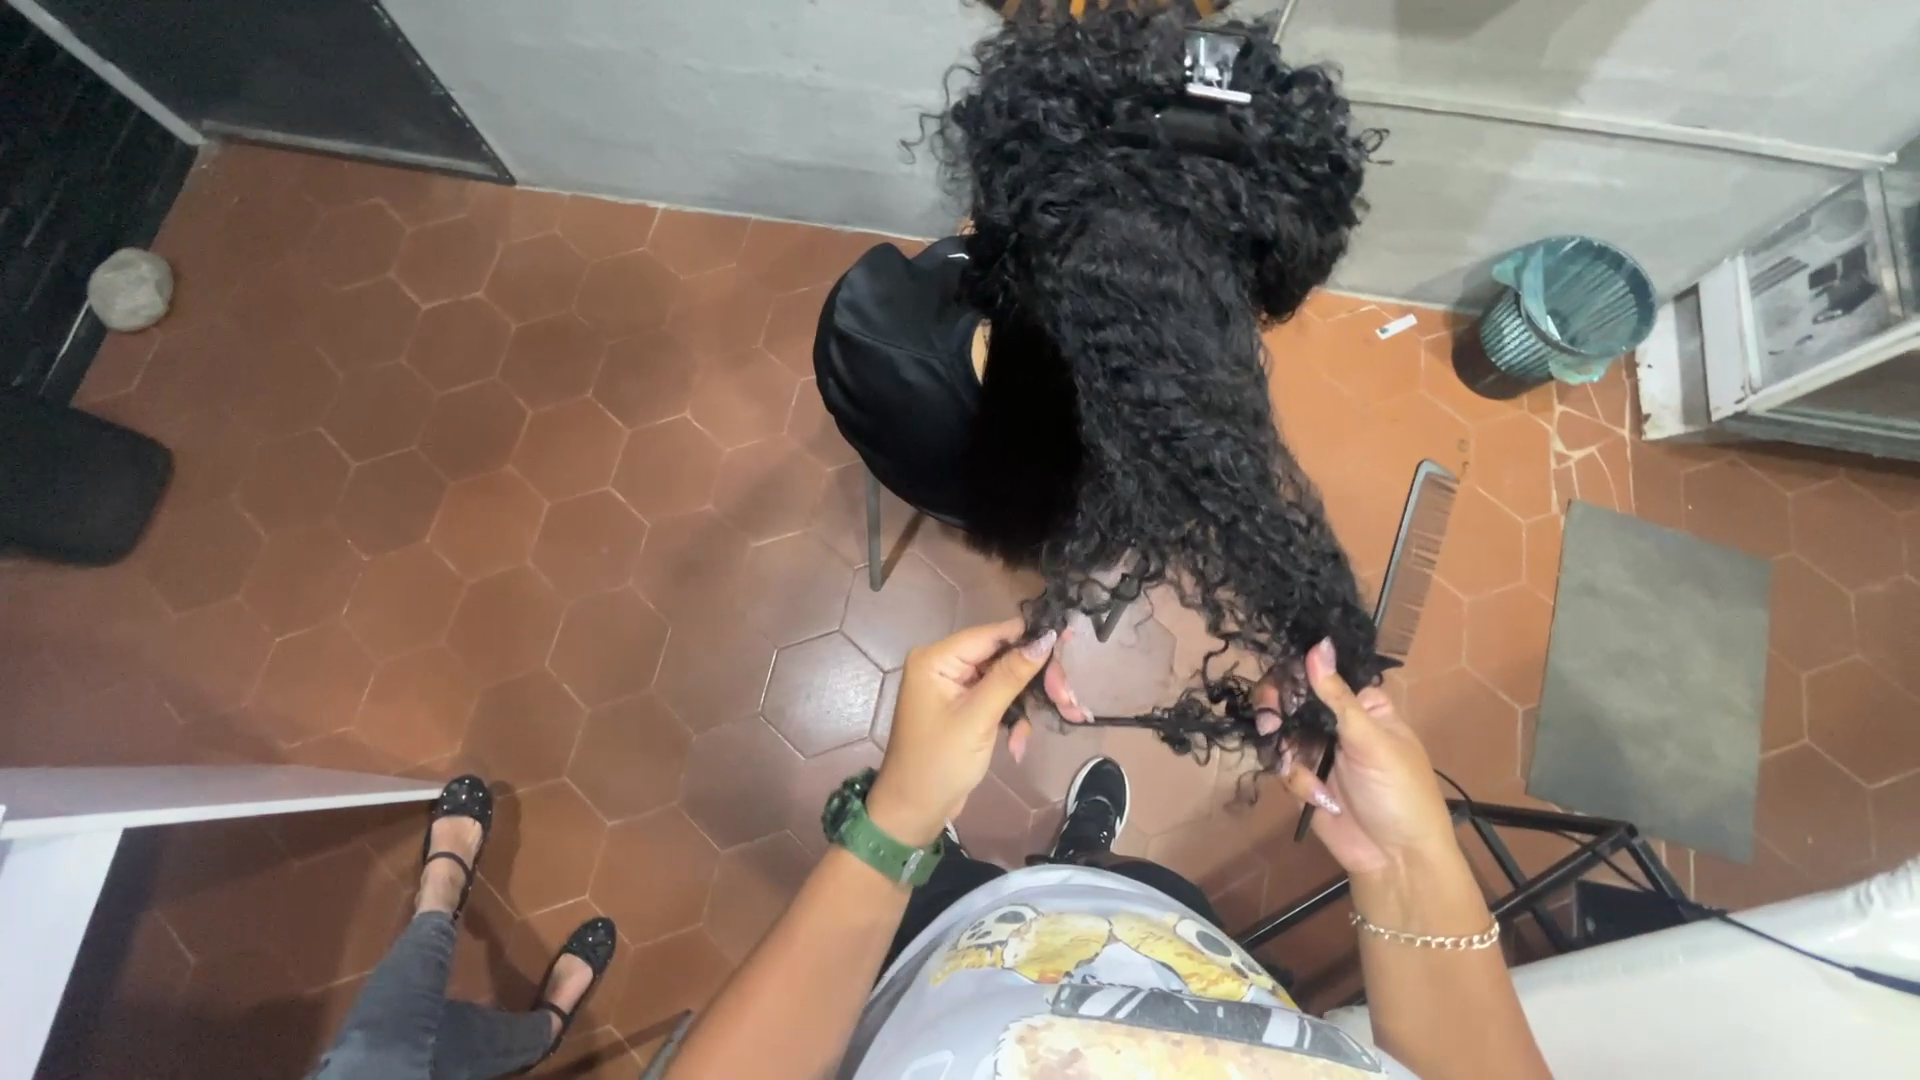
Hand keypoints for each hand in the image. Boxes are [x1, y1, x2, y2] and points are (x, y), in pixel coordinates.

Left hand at [867, 619, 1058, 847]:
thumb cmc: (939, 762)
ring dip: (1029, 703)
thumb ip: (1012, 675)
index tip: (1070, 644)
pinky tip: (1017, 745)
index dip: (1031, 638)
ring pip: (1006, 679)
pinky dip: (1013, 718)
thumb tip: (1046, 638)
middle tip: (1067, 700)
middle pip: (1003, 656)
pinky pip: (998, 699)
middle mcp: (943, 664)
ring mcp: (953, 687)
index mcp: (937, 658)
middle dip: (1036, 680)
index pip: (992, 635)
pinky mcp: (963, 707)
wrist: (914, 811)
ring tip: (1060, 719)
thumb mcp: (979, 717)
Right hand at [1261, 639, 1457, 880]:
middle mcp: (1333, 722)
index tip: (1277, 684)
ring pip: (1277, 732)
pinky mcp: (1301, 777)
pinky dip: (1295, 781)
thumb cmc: (1399, 792)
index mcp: (1359, 706)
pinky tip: (1319, 798)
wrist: (1395, 860)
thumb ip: (1336, 695)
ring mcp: (1315, 750)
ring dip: (1286, 752)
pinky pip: (1280, 764)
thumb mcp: (1370, 740)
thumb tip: (1319, 644)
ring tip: (1299, 769)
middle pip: (1287, 699)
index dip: (1292, 673)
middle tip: (1271, 722)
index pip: (1317, 674)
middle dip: (1276, 711)